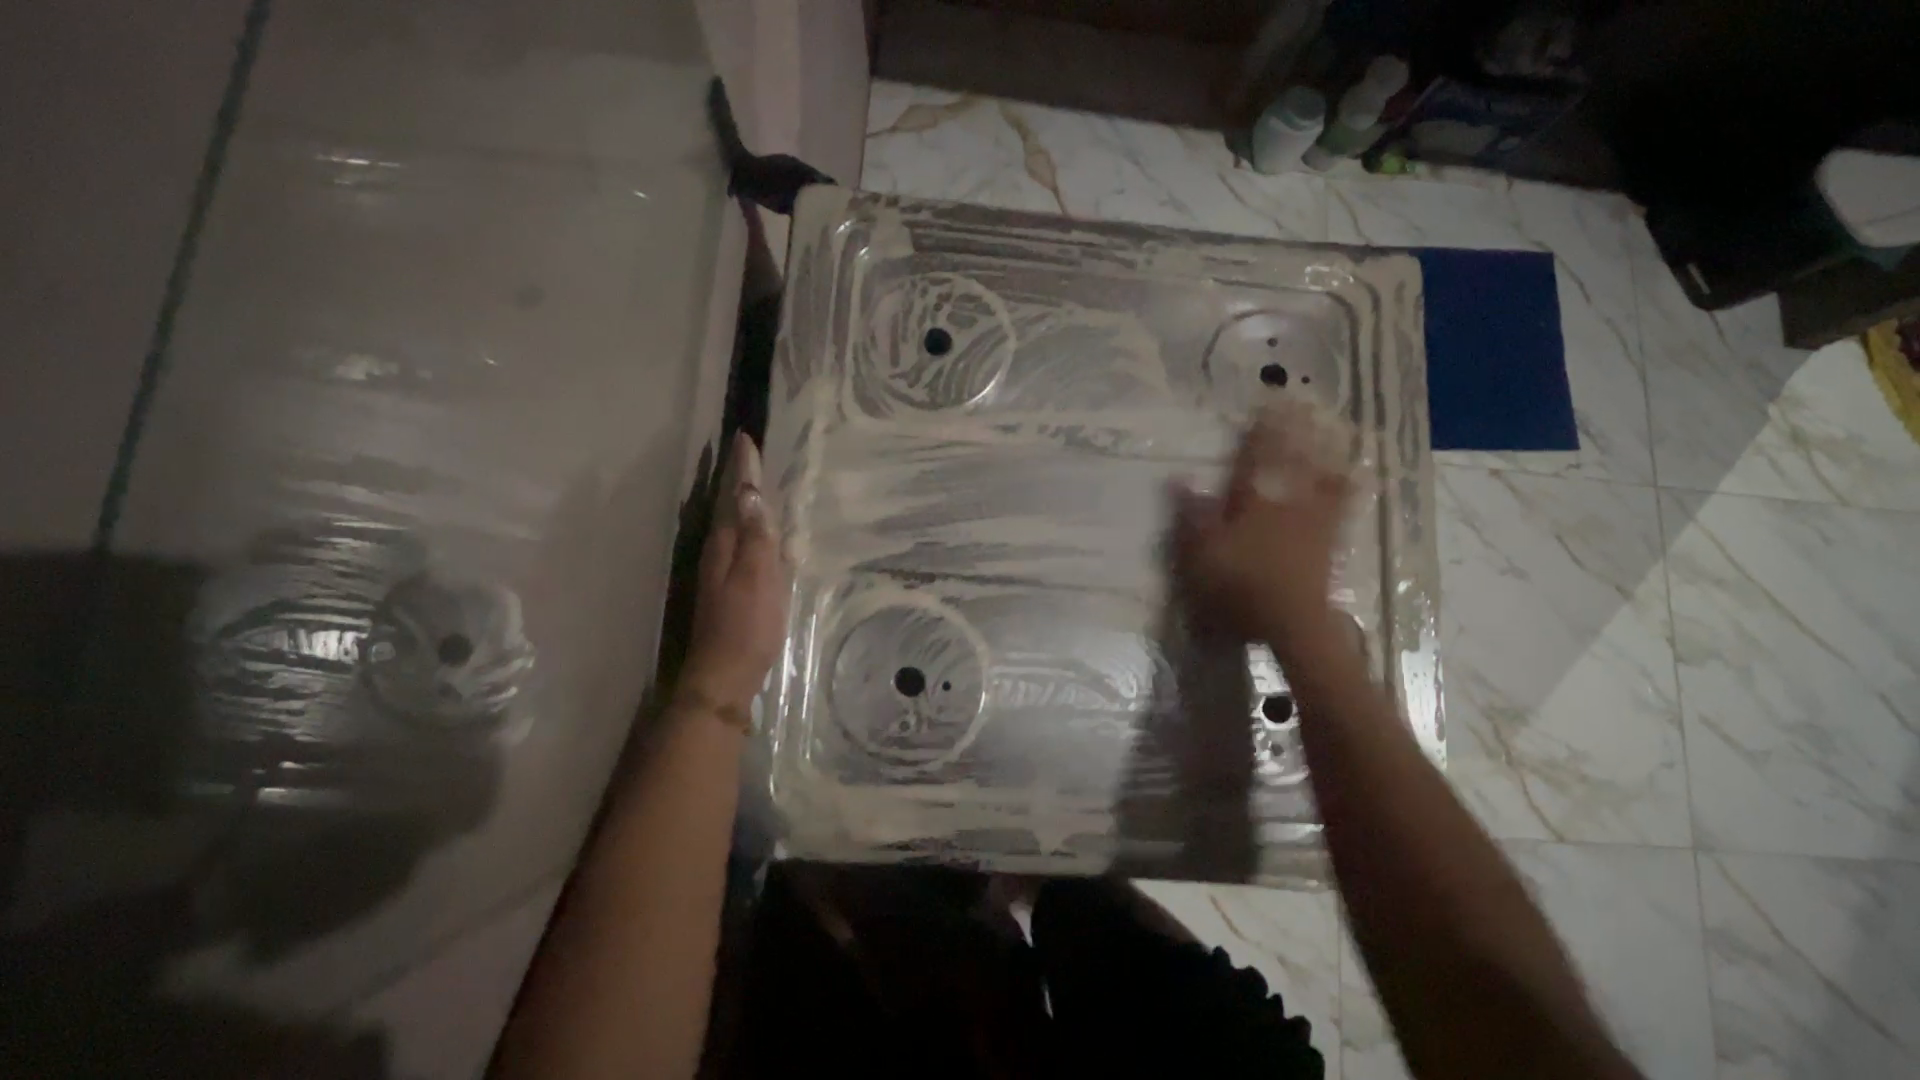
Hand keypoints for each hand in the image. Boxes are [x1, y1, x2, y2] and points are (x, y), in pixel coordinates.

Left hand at [677, 433, 788, 717]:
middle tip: (751, 451)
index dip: (743, 468)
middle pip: (730, 506)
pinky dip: (749, 528)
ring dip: (743, 501)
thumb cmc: (747, 625)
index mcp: (726, 544)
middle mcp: (718, 551)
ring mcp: (721, 571)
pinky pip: (740, 544)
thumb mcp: (758, 577)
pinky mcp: (729, 589)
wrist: (725, 674)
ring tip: (755, 480)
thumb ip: (756, 536)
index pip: (736, 495)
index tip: (745, 437)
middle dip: (739, 478)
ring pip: (733, 525)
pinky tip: (760, 533)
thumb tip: (751, 492)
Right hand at [1169, 399, 1360, 655]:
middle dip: (1295, 430)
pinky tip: (1354, 475)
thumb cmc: (1238, 588)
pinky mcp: (1328, 541)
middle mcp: (1283, 502)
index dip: (1258, 430)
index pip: (1253, 458)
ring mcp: (1310, 520)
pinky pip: (1340, 506)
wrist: (1291, 620)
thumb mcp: (1199, 555)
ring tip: (1333, 428)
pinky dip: (1345, 487)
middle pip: (1290, 459)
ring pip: (1318, 475)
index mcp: (1250, 502)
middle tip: (1302, 402)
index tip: (1265, 402)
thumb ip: (1191, 516)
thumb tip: (1177, 479)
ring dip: (1324, 450)